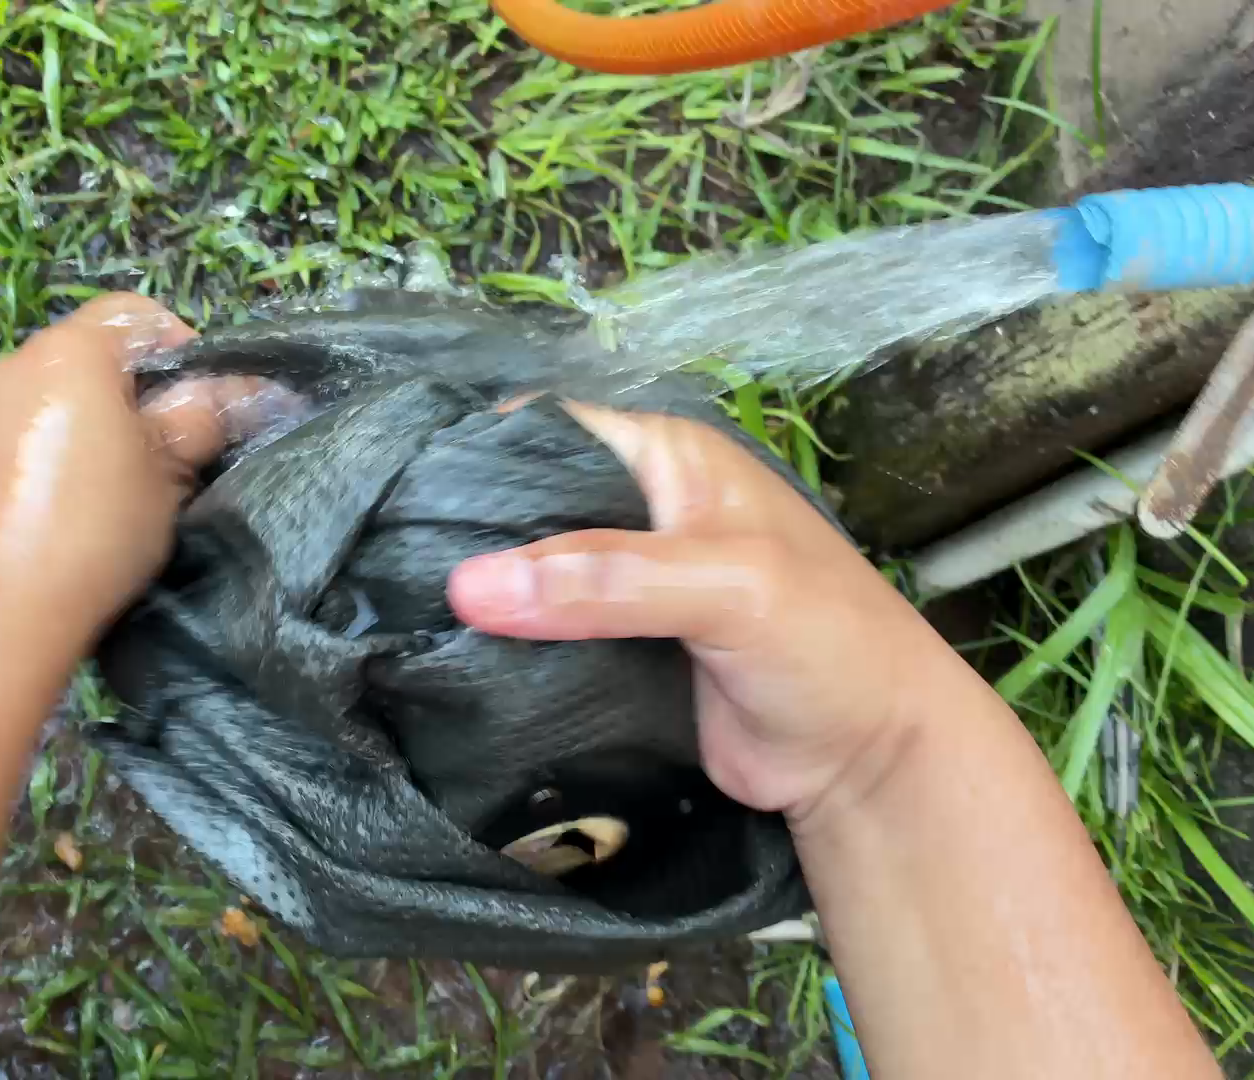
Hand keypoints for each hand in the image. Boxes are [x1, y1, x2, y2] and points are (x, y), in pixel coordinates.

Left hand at [0, 293, 279, 643]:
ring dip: (91, 425)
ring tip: (114, 489)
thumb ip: (200, 418)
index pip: (132, 312)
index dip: (179, 346)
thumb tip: (228, 392)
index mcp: (66, 356)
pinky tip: (63, 512)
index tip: (199, 404)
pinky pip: (17, 438)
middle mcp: (10, 369)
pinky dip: (49, 454)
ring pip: (51, 400)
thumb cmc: (97, 530)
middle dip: (135, 394)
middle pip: (89, 357)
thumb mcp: (169, 473)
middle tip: (165, 455)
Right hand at [446, 404, 1001, 822]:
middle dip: (466, 526)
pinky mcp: (604, 642)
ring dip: (478, 587)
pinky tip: (445, 645)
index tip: (407, 489)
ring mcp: (616, 580)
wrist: (862, 764)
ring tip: (399, 599)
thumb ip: (604, 579)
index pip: (549, 430)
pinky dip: (499, 636)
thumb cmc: (824, 645)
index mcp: (661, 458)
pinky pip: (535, 629)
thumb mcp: (726, 587)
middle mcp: (630, 508)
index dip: (480, 451)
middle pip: (524, 500)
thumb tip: (466, 587)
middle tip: (390, 554)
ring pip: (524, 570)